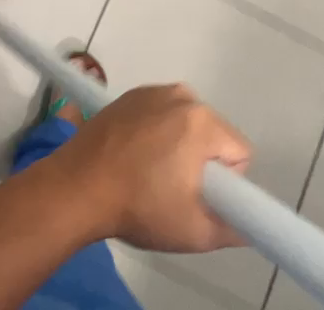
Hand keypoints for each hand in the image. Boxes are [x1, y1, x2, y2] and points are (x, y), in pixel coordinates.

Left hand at [52, 84, 251, 252]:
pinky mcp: (126, 96)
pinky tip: (134, 156)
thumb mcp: (197, 232)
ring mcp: (149, 92)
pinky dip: (155, 132)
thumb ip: (235, 229)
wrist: (77, 187)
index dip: (225, 182)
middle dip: (201, 161)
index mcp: (201, 121)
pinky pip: (159, 115)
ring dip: (178, 145)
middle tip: (172, 187)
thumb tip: (246, 225)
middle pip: (213, 134)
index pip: (239, 152)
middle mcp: (179, 95)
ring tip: (150, 173)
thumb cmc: (139, 206)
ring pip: (185, 123)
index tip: (196, 195)